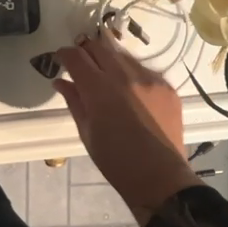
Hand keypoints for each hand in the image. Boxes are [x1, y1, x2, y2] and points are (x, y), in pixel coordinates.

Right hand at [54, 30, 199, 226]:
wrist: (161, 179)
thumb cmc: (116, 162)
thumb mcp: (87, 132)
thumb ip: (74, 100)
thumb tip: (60, 81)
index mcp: (99, 89)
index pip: (76, 56)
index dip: (65, 54)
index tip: (61, 58)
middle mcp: (125, 75)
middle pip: (99, 47)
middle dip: (86, 51)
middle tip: (82, 64)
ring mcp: (149, 78)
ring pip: (123, 55)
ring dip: (110, 60)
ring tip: (107, 78)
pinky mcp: (167, 86)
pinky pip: (143, 70)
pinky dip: (131, 75)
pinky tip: (131, 93)